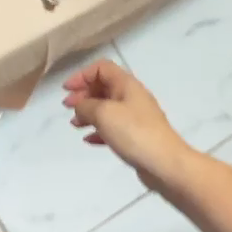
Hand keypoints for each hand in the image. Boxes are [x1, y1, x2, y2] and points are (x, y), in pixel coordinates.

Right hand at [61, 60, 193, 188]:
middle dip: (83, 94)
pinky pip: (113, 127)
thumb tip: (80, 106)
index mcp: (127, 84)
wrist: (164, 163)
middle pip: (103, 87)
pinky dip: (99, 130)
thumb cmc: (133, 132)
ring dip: (88, 113)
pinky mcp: (136, 136)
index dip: (82, 75)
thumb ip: (86, 105)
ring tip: (75, 125)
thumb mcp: (103, 113)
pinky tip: (89, 140)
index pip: (101, 68)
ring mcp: (135, 117)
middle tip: (68, 107)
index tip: (66, 90)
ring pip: (107, 108)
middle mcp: (132, 97)